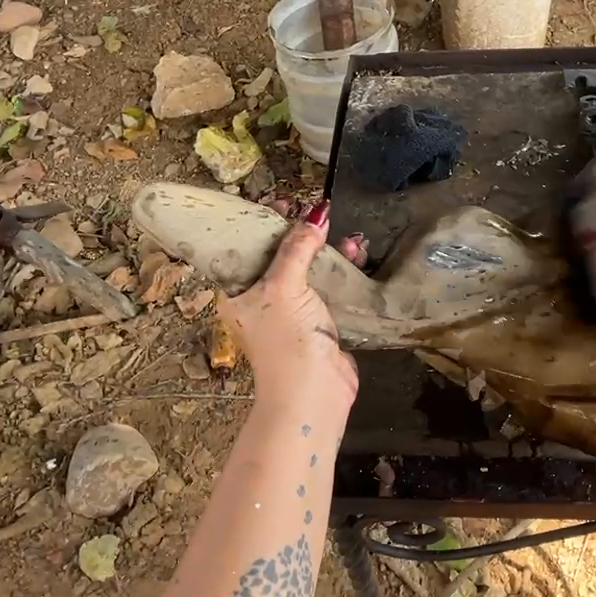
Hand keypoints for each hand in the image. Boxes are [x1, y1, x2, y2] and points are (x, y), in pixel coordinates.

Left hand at [219, 202, 359, 414]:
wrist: (313, 395)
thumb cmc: (286, 340)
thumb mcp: (284, 286)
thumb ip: (297, 247)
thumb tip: (316, 212)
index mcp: (239, 292)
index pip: (247, 246)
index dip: (263, 222)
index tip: (284, 202)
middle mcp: (262, 299)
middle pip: (281, 254)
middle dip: (303, 233)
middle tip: (321, 215)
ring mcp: (292, 311)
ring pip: (308, 269)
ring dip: (328, 250)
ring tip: (348, 237)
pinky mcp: (318, 321)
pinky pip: (328, 286)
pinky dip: (342, 269)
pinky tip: (356, 254)